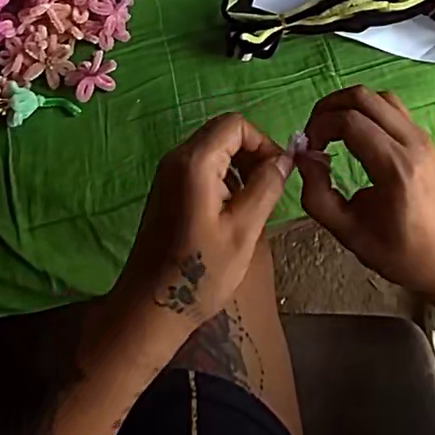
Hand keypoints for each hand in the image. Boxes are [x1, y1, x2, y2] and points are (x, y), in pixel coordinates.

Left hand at [109, 114, 289, 332]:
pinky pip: (203, 166)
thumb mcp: (244, 229)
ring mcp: (169, 173)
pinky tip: (232, 212)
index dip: (263, 142)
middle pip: (224, 132)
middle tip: (268, 189)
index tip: (277, 173)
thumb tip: (285, 158)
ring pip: (215, 148)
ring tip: (253, 205)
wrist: (149, 310)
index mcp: (195, 162)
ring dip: (240, 166)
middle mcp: (177, 158)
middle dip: (253, 153)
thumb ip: (267, 186)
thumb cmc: (200, 272)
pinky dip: (225, 177)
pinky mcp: (168, 189)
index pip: (236, 124)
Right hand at [297, 86, 434, 300]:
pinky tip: (353, 133)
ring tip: (331, 130)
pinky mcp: (423, 136)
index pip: (350, 121)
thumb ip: (317, 194)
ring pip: (377, 95)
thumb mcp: (347, 232)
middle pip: (363, 97)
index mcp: (395, 167)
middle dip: (329, 107)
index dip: (320, 127)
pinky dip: (365, 110)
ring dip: (348, 105)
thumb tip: (304, 156)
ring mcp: (421, 135)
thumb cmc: (399, 252)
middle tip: (314, 133)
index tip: (308, 149)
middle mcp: (412, 142)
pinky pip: (390, 106)